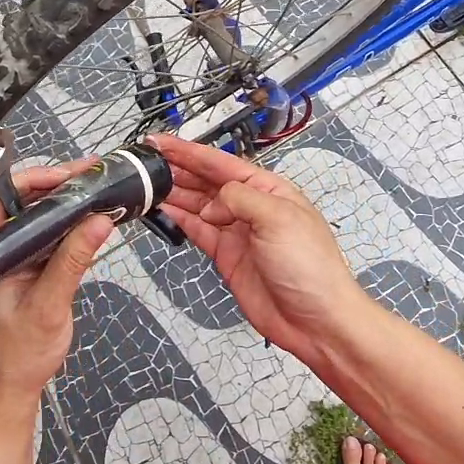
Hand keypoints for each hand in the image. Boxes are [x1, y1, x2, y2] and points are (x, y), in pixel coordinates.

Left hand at [0, 162, 113, 407]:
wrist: (9, 395)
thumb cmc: (19, 355)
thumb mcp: (48, 306)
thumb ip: (72, 262)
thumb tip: (101, 220)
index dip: (31, 180)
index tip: (66, 177)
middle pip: (20, 202)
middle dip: (55, 186)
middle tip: (92, 174)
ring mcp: (9, 259)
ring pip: (35, 218)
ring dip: (64, 203)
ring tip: (97, 187)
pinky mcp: (24, 270)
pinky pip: (44, 237)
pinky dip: (66, 226)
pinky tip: (91, 218)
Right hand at [149, 135, 365, 361]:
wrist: (317, 321)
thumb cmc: (308, 264)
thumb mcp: (277, 217)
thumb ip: (238, 198)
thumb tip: (211, 206)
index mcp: (266, 188)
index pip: (220, 162)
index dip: (189, 151)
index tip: (160, 142)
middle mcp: (249, 205)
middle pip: (206, 180)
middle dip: (177, 169)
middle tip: (145, 161)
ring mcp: (236, 231)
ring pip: (198, 204)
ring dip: (174, 192)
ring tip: (146, 183)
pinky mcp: (226, 256)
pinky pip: (197, 230)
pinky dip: (179, 219)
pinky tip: (161, 209)